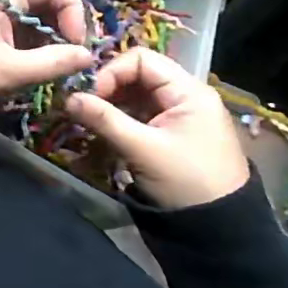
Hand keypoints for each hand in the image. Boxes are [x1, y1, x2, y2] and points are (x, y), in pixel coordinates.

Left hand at [0, 0, 93, 122]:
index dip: (74, 8)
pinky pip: (20, 35)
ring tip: (62, 69)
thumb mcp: (9, 73)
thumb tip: (88, 56)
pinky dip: (35, 50)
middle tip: (75, 58)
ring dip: (52, 41)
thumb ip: (53, 62)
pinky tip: (41, 73)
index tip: (76, 43)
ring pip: (35, 19)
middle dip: (67, 25)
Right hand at [64, 49, 248, 208]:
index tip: (90, 95)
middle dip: (107, 88)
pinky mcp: (169, 133)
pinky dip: (118, 118)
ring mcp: (177, 115)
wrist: (220, 229)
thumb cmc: (187, 182)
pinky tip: (102, 131)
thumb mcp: (142, 149)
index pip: (141, 59)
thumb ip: (105, 120)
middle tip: (83, 107)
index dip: (111, 71)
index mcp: (188, 91)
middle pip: (137, 75)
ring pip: (135, 95)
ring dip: (110, 104)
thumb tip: (67, 98)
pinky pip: (138, 114)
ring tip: (88, 120)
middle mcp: (184, 96)